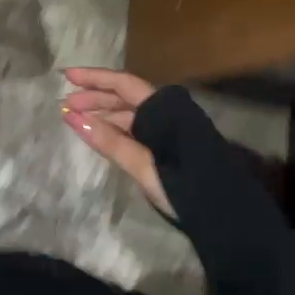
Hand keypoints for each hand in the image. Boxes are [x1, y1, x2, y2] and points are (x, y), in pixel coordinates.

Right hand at [62, 67, 173, 217]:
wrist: (228, 218)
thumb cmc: (185, 187)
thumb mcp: (143, 165)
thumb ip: (108, 140)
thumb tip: (71, 116)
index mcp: (164, 109)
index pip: (122, 83)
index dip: (93, 78)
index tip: (66, 76)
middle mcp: (168, 113)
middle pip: (125, 97)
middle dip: (95, 98)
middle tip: (66, 105)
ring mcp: (171, 130)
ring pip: (131, 114)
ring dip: (104, 115)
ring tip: (78, 120)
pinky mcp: (172, 147)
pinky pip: (139, 129)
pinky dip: (117, 129)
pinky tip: (102, 136)